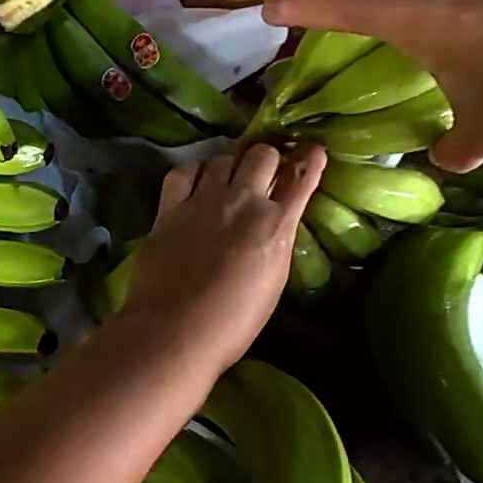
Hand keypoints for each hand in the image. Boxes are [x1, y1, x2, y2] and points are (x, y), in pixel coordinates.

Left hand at [118, 144, 326, 374]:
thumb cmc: (233, 323)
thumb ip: (276, 244)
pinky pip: (183, 173)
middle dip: (268, 159)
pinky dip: (193, 173)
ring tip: (228, 180)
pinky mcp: (169, 209)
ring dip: (231, 166)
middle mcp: (242, 202)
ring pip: (222, 158)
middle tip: (264, 174)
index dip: (310, 160)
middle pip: (261, 155)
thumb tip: (273, 225)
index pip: (301, 178)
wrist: (175, 332)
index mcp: (275, 225)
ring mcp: (203, 201)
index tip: (313, 151)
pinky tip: (195, 185)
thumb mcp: (273, 283)